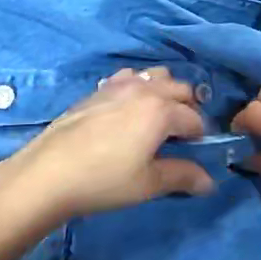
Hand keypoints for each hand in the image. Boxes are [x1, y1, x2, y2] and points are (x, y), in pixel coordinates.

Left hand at [0, 67, 214, 259]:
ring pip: (155, 76)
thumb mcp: (148, 183)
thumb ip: (182, 176)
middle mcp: (145, 89)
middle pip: (180, 88)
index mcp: (162, 109)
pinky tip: (128, 111)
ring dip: (165, 92)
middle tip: (179, 138)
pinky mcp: (98, 89)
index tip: (195, 155)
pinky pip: (129, 77)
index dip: (200, 137)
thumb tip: (210, 181)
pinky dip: (139, 87)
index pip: (195, 119)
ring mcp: (119, 84)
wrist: (50, 171)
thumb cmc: (104, 180)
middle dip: (187, 109)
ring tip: (156, 120)